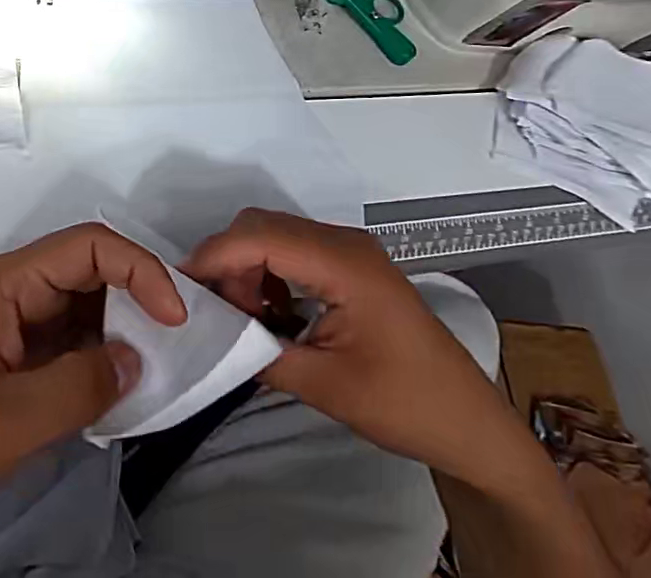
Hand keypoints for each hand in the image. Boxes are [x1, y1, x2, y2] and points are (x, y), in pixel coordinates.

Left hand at [0, 223, 186, 576]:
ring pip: (81, 309)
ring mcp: (9, 327)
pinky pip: (66, 345)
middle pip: (89, 272)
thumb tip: (135, 359)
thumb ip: (79, 385)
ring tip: (153, 371)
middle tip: (173, 348)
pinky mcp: (9, 361)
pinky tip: (115, 390)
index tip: (175, 318)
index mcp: (5, 284)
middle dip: (135, 299)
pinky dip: (97, 361)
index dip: (140, 269)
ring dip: (119, 333)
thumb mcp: (3, 422)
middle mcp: (10, 293)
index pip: (89, 246)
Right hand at [183, 209, 545, 497]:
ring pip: (275, 236)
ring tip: (242, 318)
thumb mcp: (324, 385)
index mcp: (343, 263)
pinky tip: (269, 314)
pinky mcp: (350, 267)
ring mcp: (349, 252)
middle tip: (212, 309)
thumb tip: (213, 336)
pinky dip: (269, 274)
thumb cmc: (405, 403)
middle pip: (263, 226)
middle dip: (227, 261)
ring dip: (247, 268)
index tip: (181, 288)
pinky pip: (294, 252)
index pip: (260, 237)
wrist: (469, 423)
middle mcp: (344, 242)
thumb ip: (260, 352)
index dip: (214, 256)